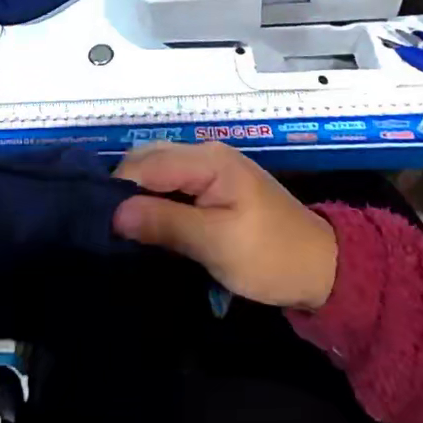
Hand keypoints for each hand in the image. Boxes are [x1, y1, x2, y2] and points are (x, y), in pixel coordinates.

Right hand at [111, 142, 336, 310]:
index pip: (145, 162)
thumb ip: (165, 223)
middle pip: (148, 160)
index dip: (119, 188)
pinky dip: (156, 199)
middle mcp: (205, 153)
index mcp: (207, 160)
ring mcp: (210, 167)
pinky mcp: (213, 184)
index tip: (101, 223)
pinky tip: (148, 224)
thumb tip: (115, 214)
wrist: (322, 269)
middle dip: (125, 189)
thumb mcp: (216, 244)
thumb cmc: (269, 256)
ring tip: (124, 229)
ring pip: (158, 170)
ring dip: (140, 195)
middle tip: (110, 229)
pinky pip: (172, 182)